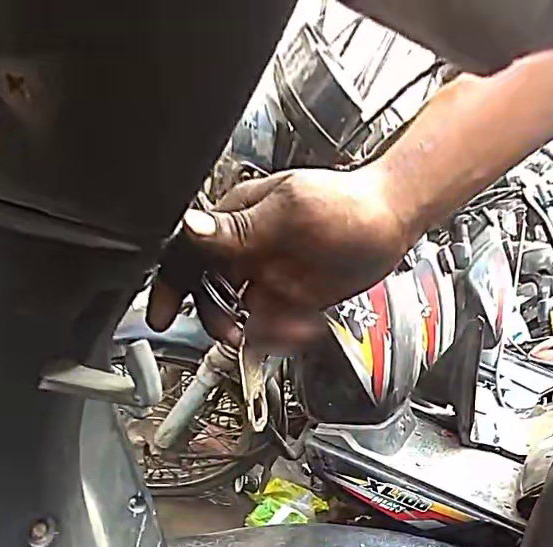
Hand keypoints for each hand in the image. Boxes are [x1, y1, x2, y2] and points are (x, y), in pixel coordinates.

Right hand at [146, 166, 415, 348]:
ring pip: (240, 319)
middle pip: (207, 296)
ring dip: (260, 333)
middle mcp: (245, 253)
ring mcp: (265, 279)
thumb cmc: (346, 204)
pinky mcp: (287, 302)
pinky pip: (270, 329)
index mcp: (235, 223)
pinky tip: (304, 325)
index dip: (169, 286)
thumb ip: (239, 228)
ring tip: (292, 326)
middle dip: (220, 321)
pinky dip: (283, 336)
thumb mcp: (289, 213)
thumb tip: (192, 229)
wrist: (390, 225)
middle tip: (240, 332)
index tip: (162, 317)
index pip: (187, 254)